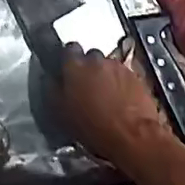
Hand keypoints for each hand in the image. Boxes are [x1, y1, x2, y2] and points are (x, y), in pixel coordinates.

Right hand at [60, 43, 175, 167]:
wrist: (132, 135)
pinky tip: (120, 101)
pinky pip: (122, 75)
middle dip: (88, 70)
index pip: (69, 49)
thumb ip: (53, 90)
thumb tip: (50, 79)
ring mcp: (117, 66)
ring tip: (105, 99)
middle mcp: (96, 60)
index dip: (69, 60)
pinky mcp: (134, 74)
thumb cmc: (94, 128)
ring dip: (105, 78)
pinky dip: (120, 84)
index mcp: (75, 67)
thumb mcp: (62, 113)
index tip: (69, 71)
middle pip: (90, 58)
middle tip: (87, 90)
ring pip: (107, 67)